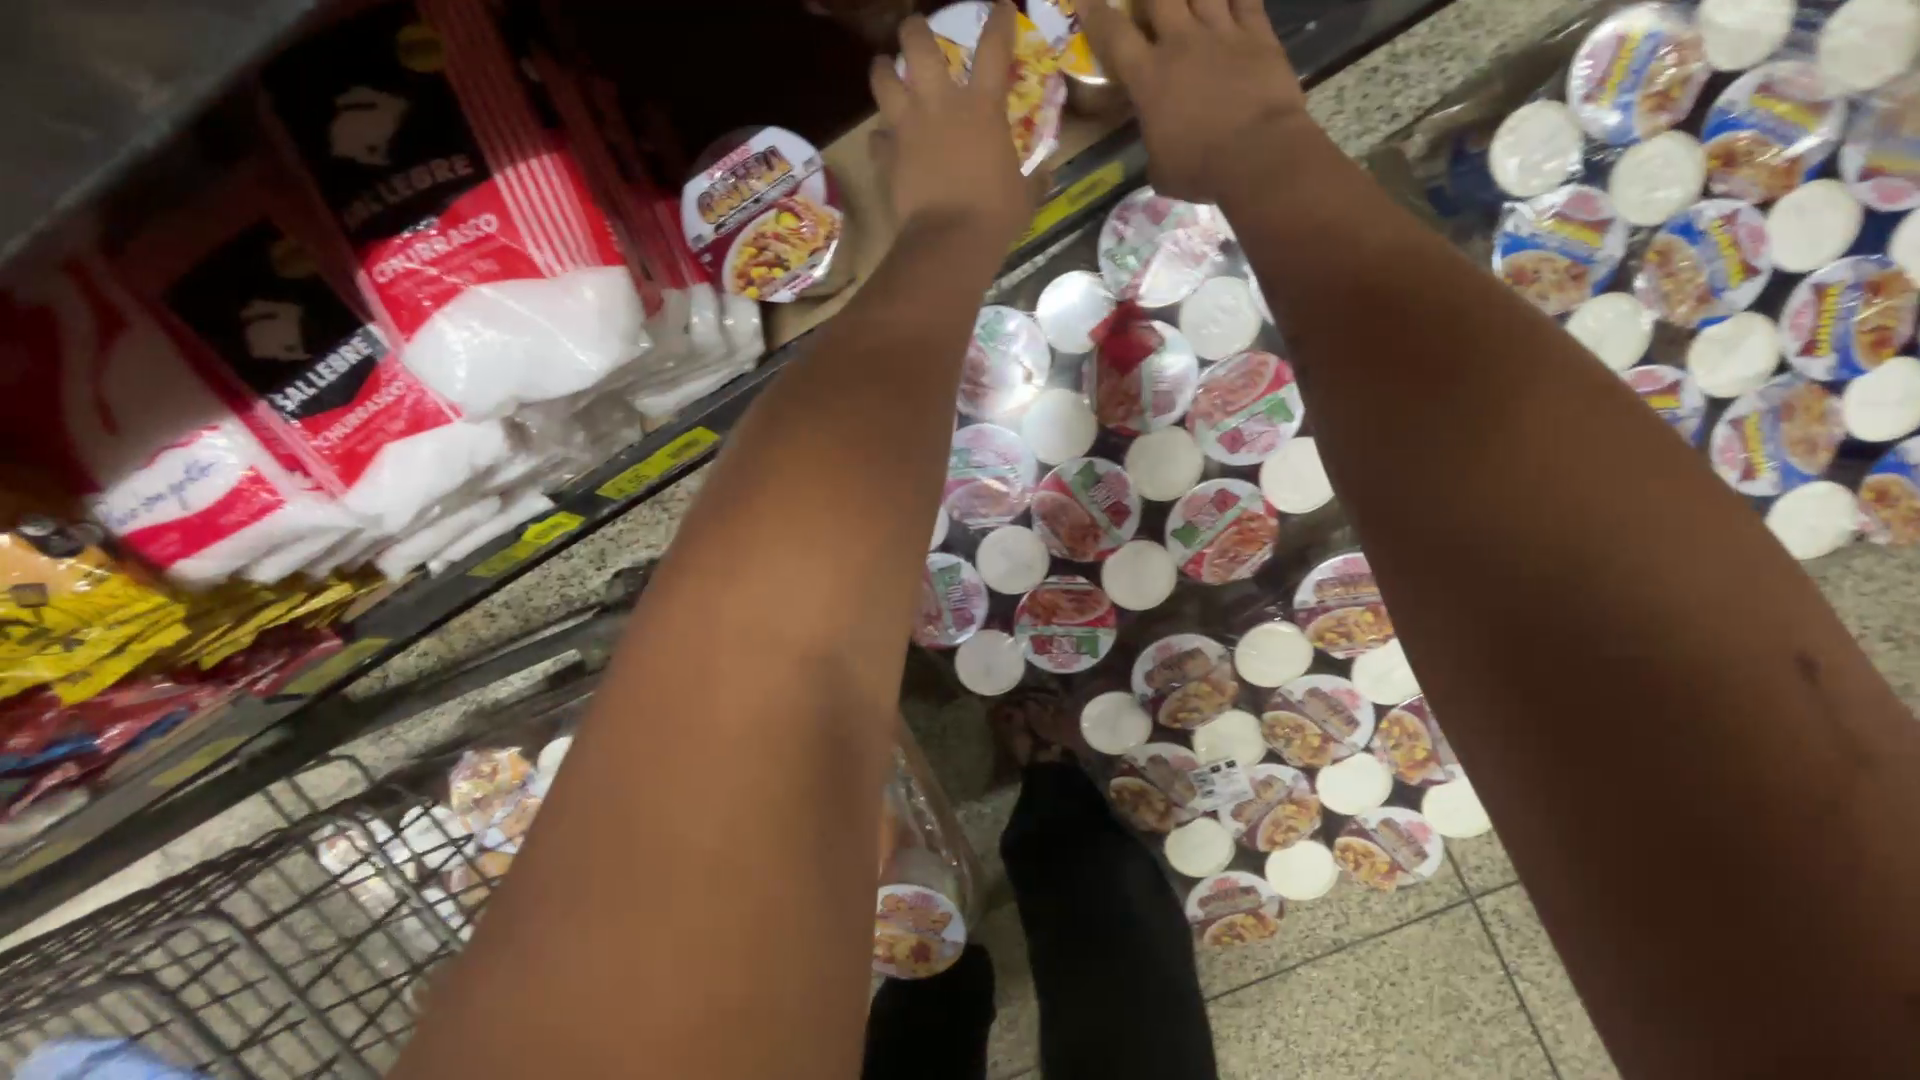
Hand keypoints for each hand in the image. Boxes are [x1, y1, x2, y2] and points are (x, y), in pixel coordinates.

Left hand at [870, 1, 1035, 242]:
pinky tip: (883, 142)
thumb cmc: (995, 216)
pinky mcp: (886, 156)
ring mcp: (908, 128)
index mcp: (982, 108)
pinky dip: (880, 138)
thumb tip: (1046, 174)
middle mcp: (940, 105)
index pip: (994, 49)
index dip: (998, 22)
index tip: (999, 7)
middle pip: (918, 45)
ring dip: (883, 71)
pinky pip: (876, 138)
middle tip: (915, 31)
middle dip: (915, 31)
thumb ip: (1033, 178)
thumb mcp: (1025, 194)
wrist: (949, 242)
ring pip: (883, 79)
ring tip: (884, 69)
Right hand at [1082, 0, 1309, 203]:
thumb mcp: (1161, 170)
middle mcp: (1181, 43)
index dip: (1095, 13)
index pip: (1113, 35)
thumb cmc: (1201, 170)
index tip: (1085, 0)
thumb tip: (1158, 152)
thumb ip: (1154, 147)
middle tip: (1146, 1)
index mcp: (1149, 77)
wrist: (1259, 156)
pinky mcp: (1258, 34)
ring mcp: (1222, 33)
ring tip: (1186, 0)